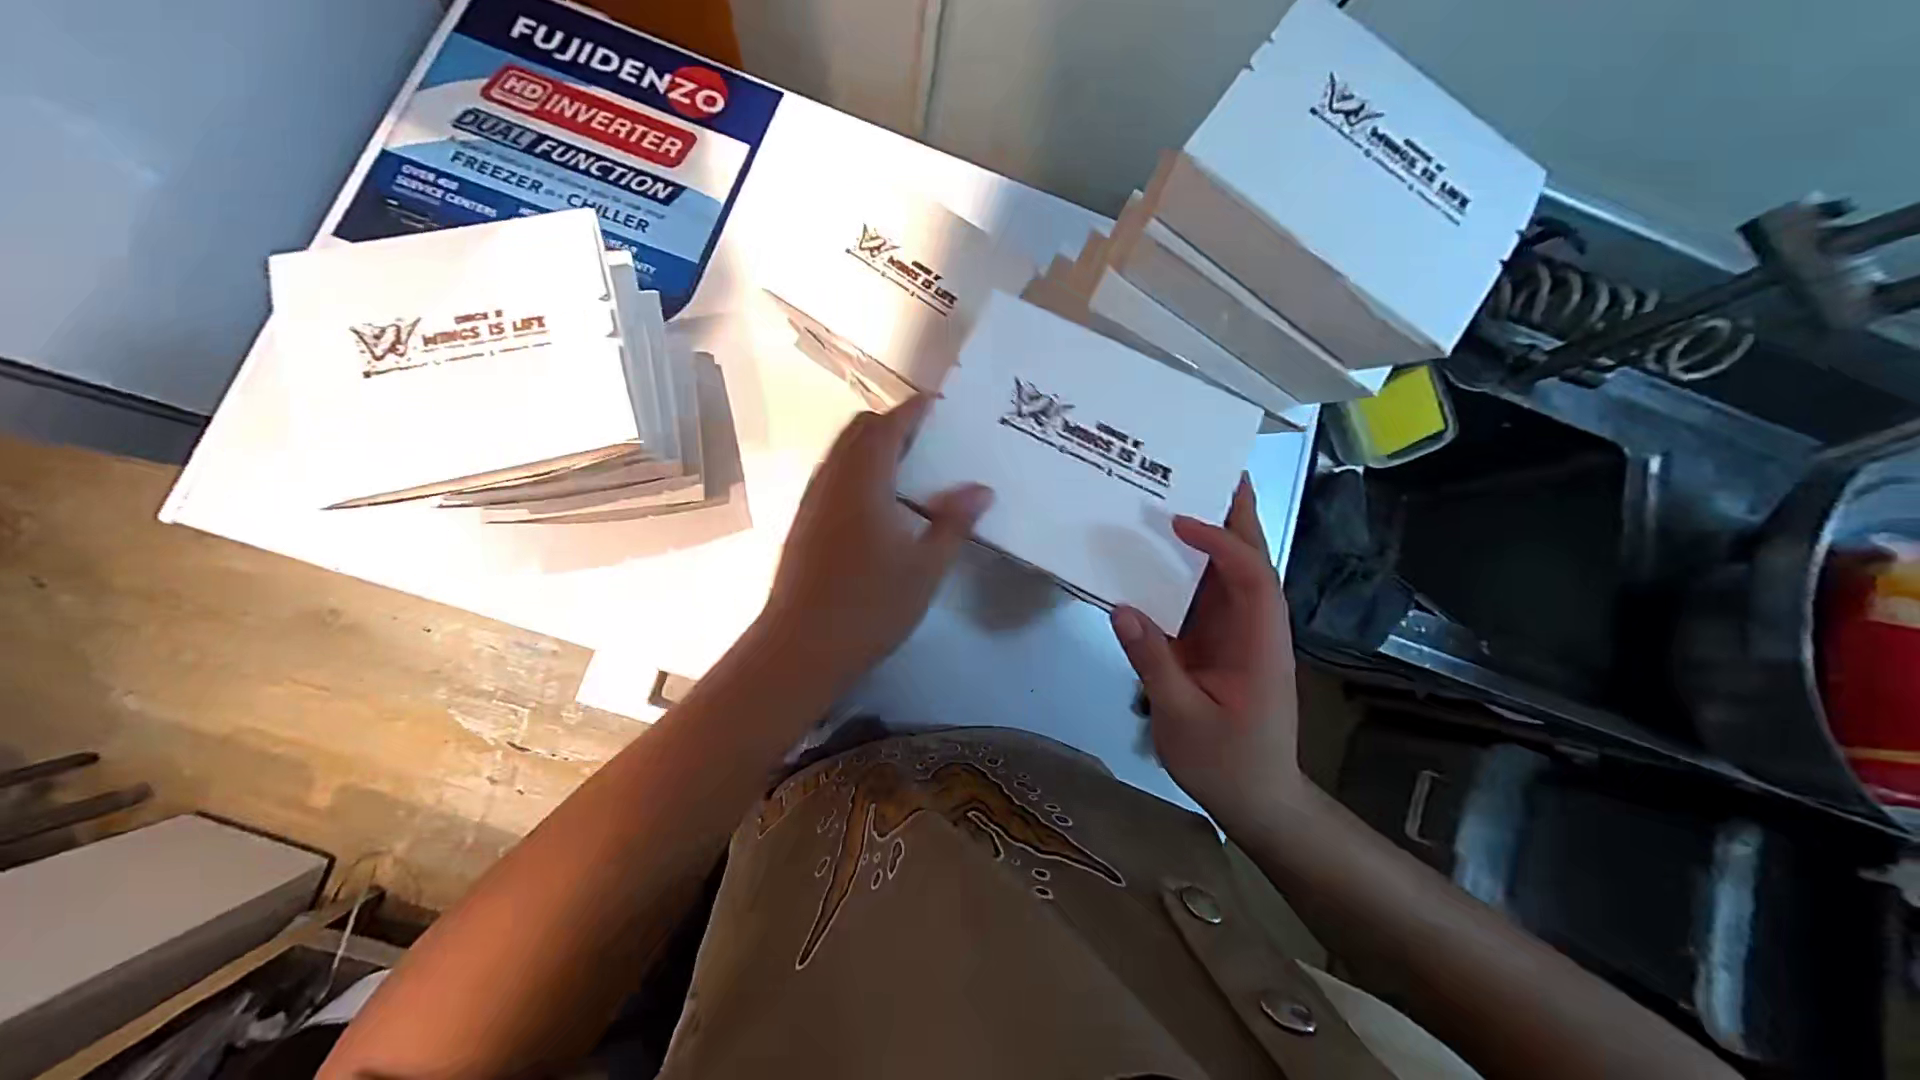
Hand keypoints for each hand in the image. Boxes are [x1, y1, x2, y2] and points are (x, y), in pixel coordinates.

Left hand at [757, 396, 991, 689]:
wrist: (800, 647)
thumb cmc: (869, 605)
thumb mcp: (925, 567)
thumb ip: (953, 523)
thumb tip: (980, 490)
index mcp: (862, 482)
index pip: (887, 427)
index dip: (913, 410)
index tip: (938, 405)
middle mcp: (831, 481)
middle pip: (858, 431)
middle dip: (892, 424)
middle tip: (928, 440)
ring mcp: (811, 503)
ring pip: (840, 454)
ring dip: (871, 448)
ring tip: (908, 469)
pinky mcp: (803, 525)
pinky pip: (831, 478)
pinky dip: (856, 471)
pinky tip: (878, 506)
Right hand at [1110, 476, 1302, 826]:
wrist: (1259, 801)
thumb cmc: (1228, 764)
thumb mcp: (1183, 717)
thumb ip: (1154, 662)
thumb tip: (1122, 609)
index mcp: (1261, 645)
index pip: (1250, 580)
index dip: (1222, 545)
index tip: (1180, 523)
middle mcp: (1256, 631)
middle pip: (1254, 565)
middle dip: (1241, 519)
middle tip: (1220, 475)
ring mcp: (1241, 639)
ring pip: (1233, 578)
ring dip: (1218, 537)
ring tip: (1190, 499)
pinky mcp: (1222, 648)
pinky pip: (1209, 600)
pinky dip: (1194, 572)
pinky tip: (1168, 556)